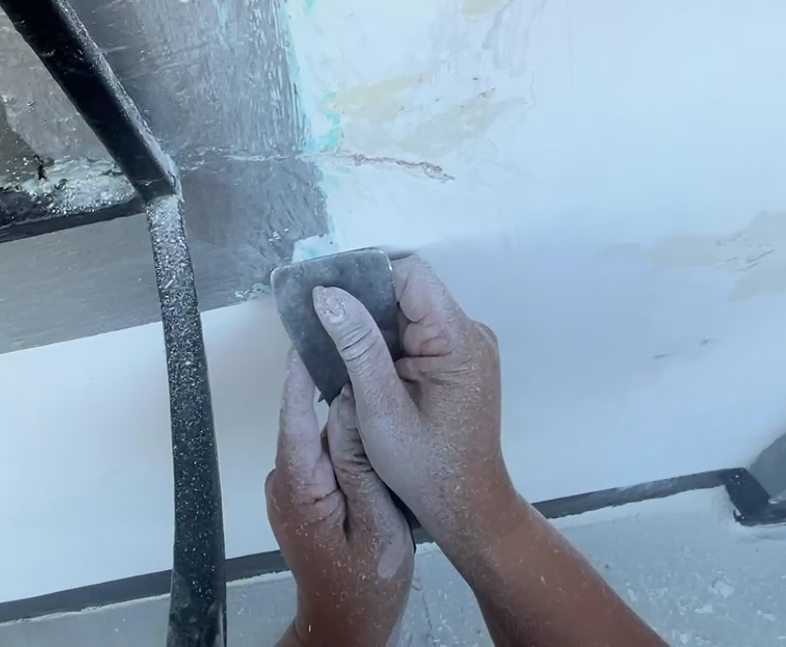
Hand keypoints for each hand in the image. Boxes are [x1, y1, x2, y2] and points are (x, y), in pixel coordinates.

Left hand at [267, 353, 413, 646]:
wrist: (346, 626)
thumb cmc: (367, 583)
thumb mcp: (377, 522)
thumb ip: (358, 460)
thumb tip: (345, 401)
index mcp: (299, 483)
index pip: (293, 411)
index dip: (300, 369)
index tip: (310, 331)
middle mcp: (284, 478)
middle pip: (302, 418)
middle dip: (328, 387)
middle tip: (359, 350)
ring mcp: (288, 486)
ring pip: (312, 435)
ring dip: (336, 415)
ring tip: (370, 385)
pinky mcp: (299, 492)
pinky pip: (315, 452)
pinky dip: (336, 439)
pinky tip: (364, 430)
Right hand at [311, 256, 524, 551]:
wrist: (465, 510)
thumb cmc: (425, 467)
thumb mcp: (380, 407)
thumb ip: (356, 345)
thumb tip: (326, 293)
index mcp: (458, 339)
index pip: (411, 276)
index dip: (365, 275)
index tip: (324, 290)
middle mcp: (467, 332)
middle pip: (406, 290)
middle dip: (361, 300)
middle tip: (318, 316)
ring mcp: (462, 345)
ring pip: (405, 310)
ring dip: (369, 322)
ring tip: (331, 337)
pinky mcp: (453, 359)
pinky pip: (411, 331)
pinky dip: (381, 339)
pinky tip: (355, 357)